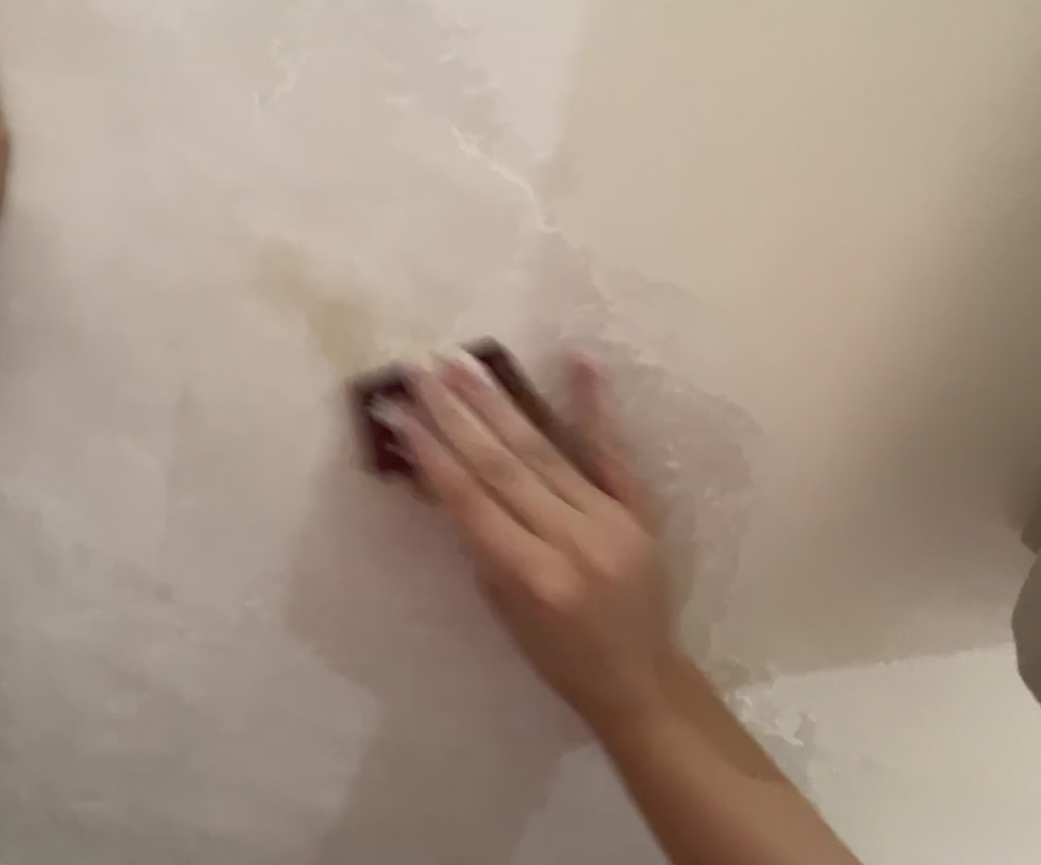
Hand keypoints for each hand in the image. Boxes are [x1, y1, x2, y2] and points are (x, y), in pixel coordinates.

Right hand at [381, 350, 677, 731]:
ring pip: (544, 449)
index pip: (470, 500)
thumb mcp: (502, 607)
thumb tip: (442, 475)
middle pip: (501, 464)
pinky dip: (595, 404)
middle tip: (424, 371)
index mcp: (532, 576)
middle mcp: (571, 541)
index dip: (431, 452)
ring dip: (498, 402)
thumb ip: (478, 539)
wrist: (641, 680)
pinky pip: (614, 451)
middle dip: (456, 414)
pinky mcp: (640, 509)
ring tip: (464, 364)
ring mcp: (611, 520)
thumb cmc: (557, 656)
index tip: (399, 412)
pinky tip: (579, 360)